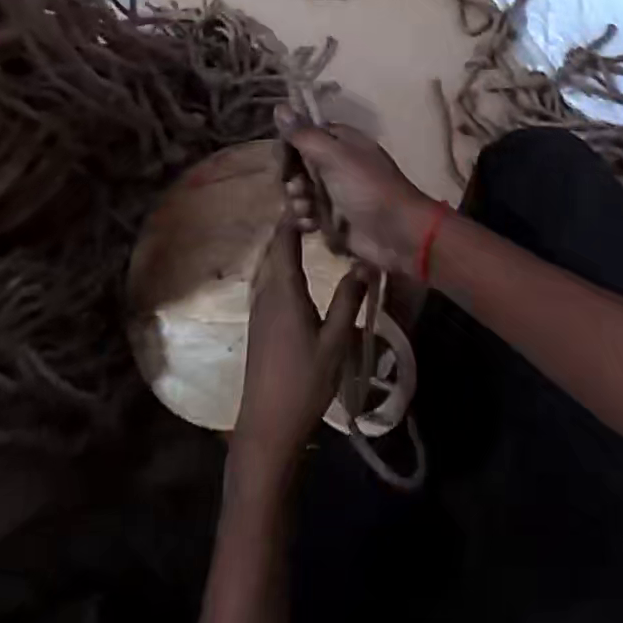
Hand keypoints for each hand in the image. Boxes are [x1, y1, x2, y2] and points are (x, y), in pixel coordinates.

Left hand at [232, 215, 366, 475]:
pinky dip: (279, 266)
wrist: (267, 424)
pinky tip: (295, 274)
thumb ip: (349, 301)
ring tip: (305, 233)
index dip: (293, 218)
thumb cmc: (305, 382)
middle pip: (272, 250)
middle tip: (312, 210)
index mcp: (284, 292)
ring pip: (266, 266)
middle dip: (287, 227)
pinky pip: (266, 282)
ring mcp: (258, 310)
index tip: (309, 198)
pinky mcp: (258, 325)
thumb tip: (364, 264)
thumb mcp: (336, 341)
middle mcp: (265, 294)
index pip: (284, 242)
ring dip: (282, 246)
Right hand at [276, 106, 436, 275]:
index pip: (304, 135)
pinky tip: (312, 225)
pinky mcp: (334, 220)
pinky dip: (306, 220)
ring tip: (309, 209)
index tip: (284, 158)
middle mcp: (336, 165)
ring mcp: (335, 193)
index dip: (290, 146)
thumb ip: (305, 135)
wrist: (397, 233)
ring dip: (298, 201)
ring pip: (300, 193)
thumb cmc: (368, 187)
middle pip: (298, 166)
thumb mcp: (335, 156)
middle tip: (298, 187)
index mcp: (340, 143)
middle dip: (292, 178)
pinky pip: (308, 215)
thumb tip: (279, 106)